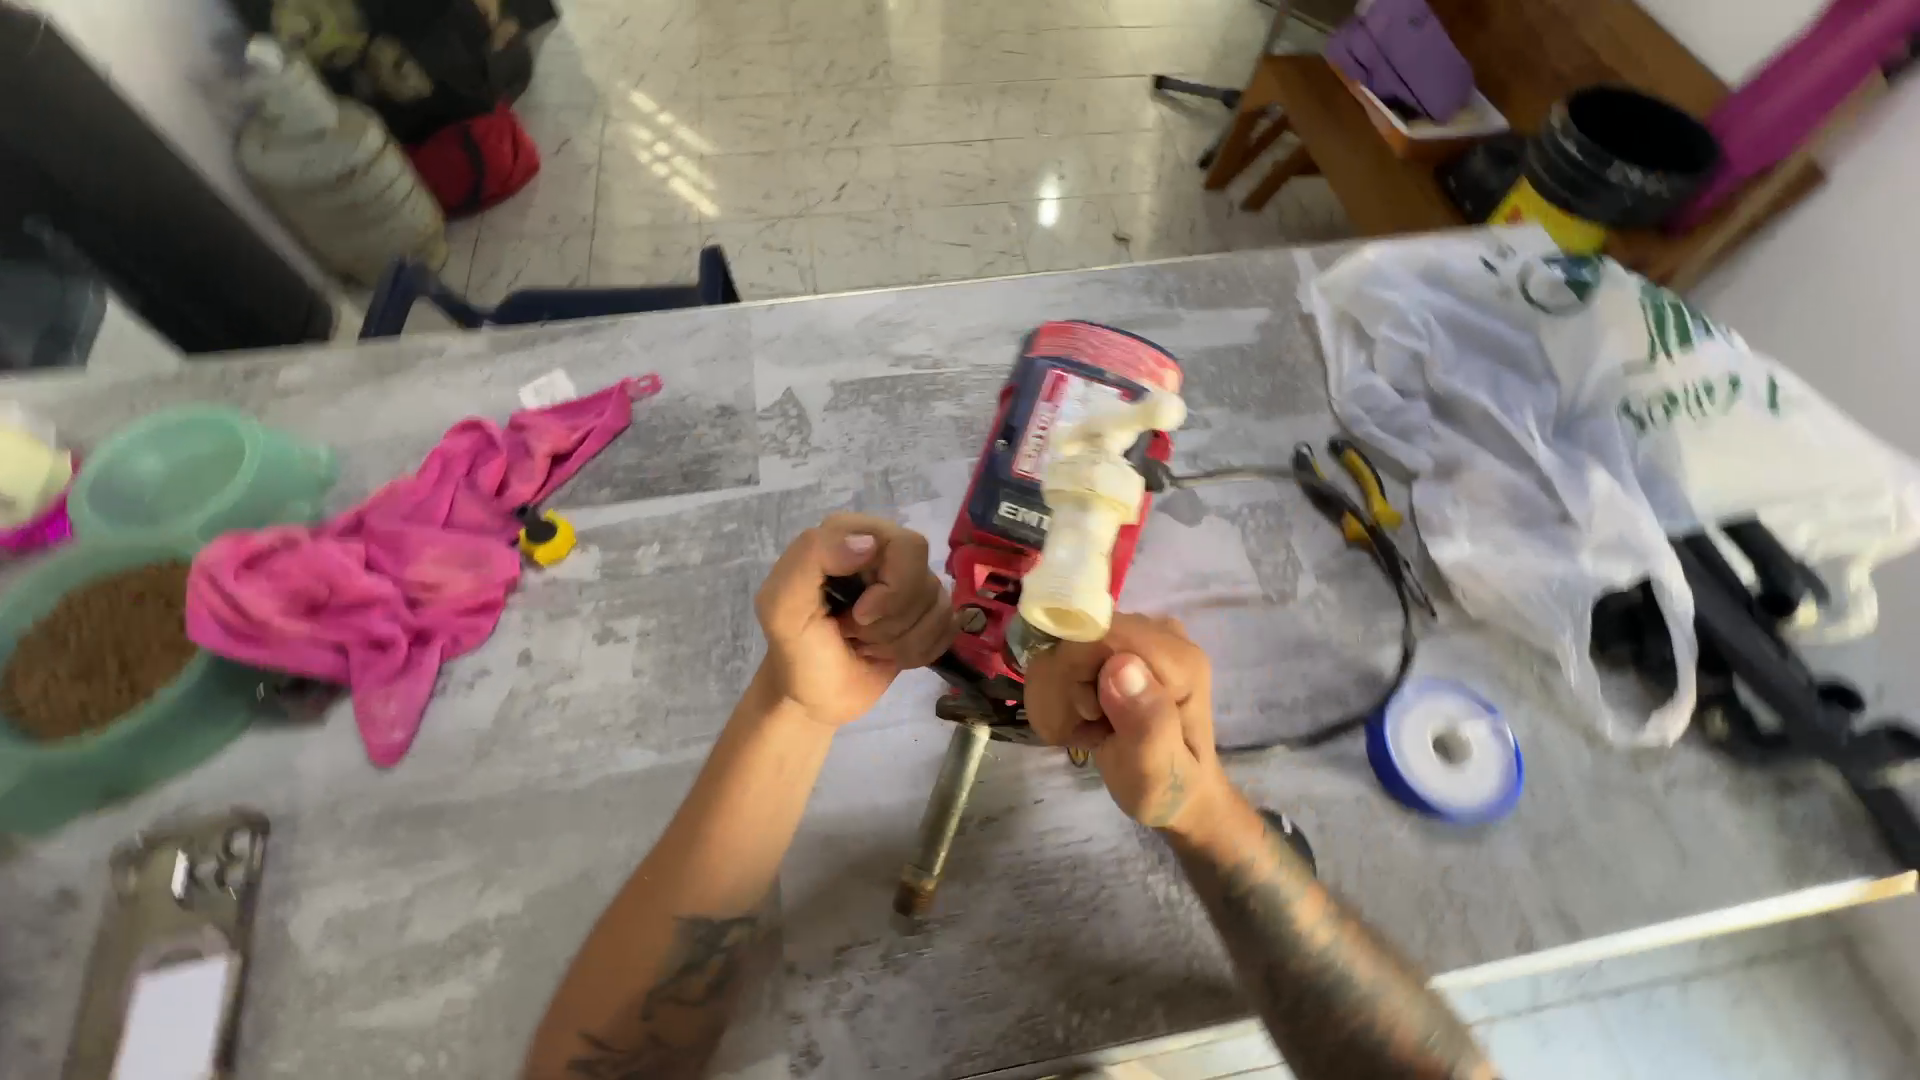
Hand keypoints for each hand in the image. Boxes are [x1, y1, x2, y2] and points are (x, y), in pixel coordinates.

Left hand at [753, 513, 955, 729]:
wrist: (813, 699)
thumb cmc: (795, 651)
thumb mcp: (782, 605)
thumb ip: (812, 557)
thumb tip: (868, 542)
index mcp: (850, 535)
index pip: (907, 546)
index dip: (893, 588)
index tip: (859, 616)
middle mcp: (883, 551)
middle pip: (925, 578)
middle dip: (892, 620)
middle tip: (856, 633)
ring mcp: (908, 584)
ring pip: (938, 607)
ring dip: (900, 641)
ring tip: (865, 646)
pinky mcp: (926, 614)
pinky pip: (949, 627)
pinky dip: (918, 652)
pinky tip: (888, 656)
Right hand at [1025, 614, 1230, 834]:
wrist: (1176, 791)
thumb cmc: (1168, 787)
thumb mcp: (1159, 773)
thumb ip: (1147, 723)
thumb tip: (1120, 665)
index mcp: (1179, 660)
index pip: (1099, 634)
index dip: (1075, 674)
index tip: (1088, 717)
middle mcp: (1159, 634)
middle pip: (1076, 635)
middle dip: (1066, 687)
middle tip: (1090, 728)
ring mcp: (1137, 636)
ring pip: (1062, 644)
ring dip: (1061, 693)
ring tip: (1091, 726)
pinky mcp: (1117, 644)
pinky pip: (1063, 652)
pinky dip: (1061, 690)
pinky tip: (1087, 716)